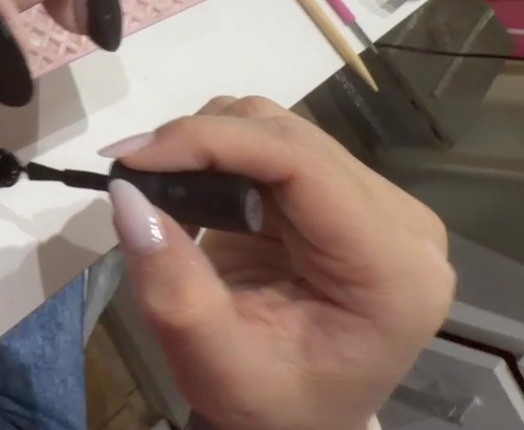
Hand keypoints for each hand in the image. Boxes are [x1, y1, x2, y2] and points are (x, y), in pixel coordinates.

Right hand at [103, 97, 454, 429]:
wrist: (298, 420)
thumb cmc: (268, 401)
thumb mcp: (212, 362)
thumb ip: (172, 285)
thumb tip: (126, 193)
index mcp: (390, 270)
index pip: (299, 162)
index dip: (209, 141)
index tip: (131, 159)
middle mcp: (397, 223)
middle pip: (282, 133)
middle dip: (195, 140)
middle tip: (130, 172)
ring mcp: (371, 203)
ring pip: (268, 123)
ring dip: (201, 141)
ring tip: (160, 185)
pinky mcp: (336, 193)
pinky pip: (262, 138)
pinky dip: (211, 148)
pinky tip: (190, 186)